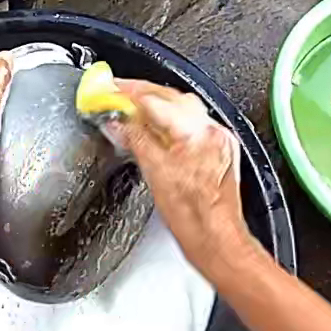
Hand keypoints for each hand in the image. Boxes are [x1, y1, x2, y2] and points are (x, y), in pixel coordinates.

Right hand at [102, 80, 250, 266]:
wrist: (217, 240)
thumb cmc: (193, 218)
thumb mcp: (154, 174)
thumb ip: (135, 140)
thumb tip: (118, 123)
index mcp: (194, 132)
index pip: (155, 99)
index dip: (128, 92)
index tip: (110, 90)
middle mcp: (210, 130)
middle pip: (171, 97)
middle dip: (142, 93)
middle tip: (117, 93)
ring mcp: (218, 139)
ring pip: (183, 109)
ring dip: (157, 105)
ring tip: (133, 109)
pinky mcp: (220, 149)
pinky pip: (192, 125)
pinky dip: (171, 121)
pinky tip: (158, 129)